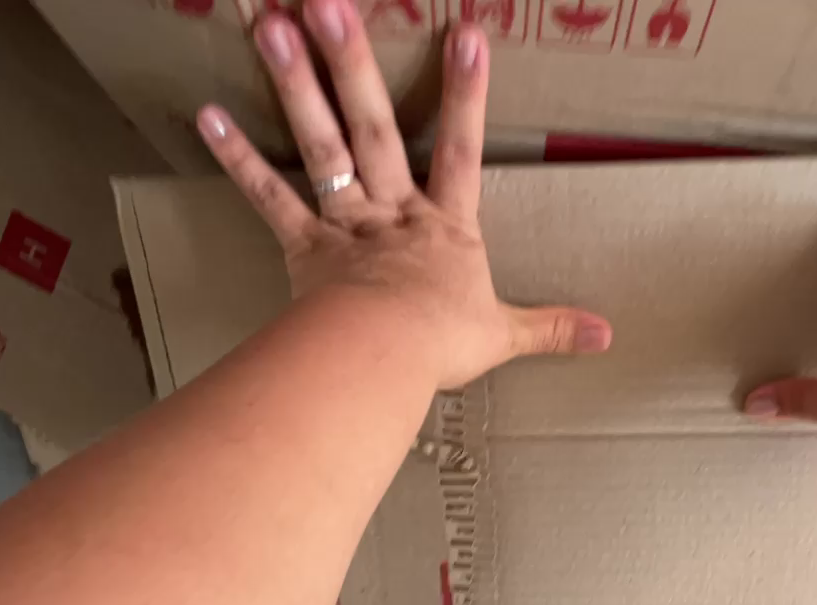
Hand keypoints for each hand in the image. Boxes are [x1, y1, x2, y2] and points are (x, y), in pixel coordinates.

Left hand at [196, 0, 611, 389]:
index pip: (463, 153)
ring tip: (267, 21)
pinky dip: (240, 160)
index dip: (467, 97)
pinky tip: (207, 115)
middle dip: (355, 62)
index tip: (466, 32)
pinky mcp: (305, 249)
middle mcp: (394, 212)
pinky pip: (270, 199)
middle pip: (376, 128)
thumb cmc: (443, 344)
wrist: (387, 358)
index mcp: (446, 230)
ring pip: (322, 147)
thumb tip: (609, 336)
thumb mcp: (506, 336)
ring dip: (296, 86)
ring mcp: (347, 226)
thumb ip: (553, 328)